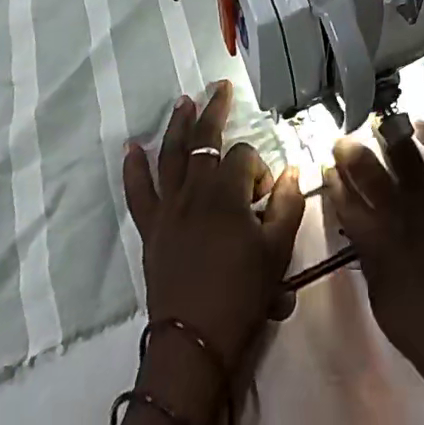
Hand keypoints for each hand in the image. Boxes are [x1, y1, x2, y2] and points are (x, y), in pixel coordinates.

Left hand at [122, 80, 304, 366]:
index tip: (268, 195)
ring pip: (172, 154)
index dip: (261, 168)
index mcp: (227, 192)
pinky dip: (133, 167)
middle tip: (219, 87)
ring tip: (183, 101)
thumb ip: (288, 207)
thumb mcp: (278, 253)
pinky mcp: (150, 225)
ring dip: (177, 124)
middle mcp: (195, 188)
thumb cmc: (243, 295)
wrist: (196, 337)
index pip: (245, 157)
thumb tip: (292, 172)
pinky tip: (131, 146)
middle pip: (204, 139)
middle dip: (215, 110)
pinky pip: (138, 190)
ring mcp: (169, 205)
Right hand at [323, 124, 423, 424]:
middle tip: (341, 142)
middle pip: (367, 167)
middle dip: (349, 150)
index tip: (325, 170)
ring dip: (387, 134)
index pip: (343, 197)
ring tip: (377, 123)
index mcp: (374, 240)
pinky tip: (421, 127)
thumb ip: (367, 256)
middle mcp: (398, 212)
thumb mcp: (380, 299)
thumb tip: (359, 230)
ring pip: (404, 153)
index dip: (331, 181)